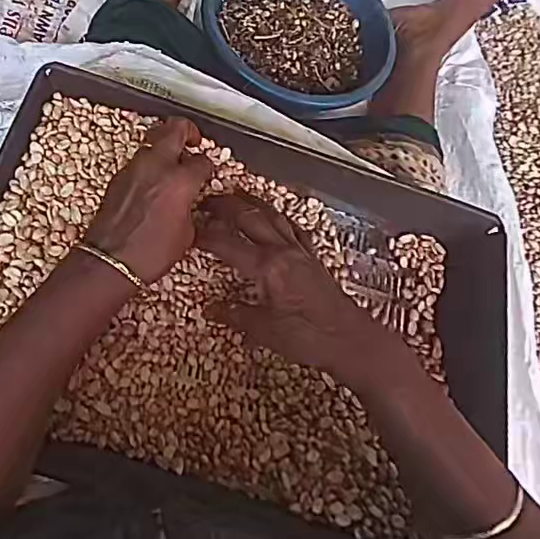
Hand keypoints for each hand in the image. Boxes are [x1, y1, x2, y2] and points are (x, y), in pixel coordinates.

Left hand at [83, 118, 214, 283]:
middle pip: (175, 128)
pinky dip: (148, 165)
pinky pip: (138, 161)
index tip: (207, 172)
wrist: (110, 262)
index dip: (208, 167)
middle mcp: (156, 167)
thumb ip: (192, 208)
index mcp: (180, 180)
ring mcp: (134, 169)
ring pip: (153, 141)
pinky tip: (153, 182)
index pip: (202, 161)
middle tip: (193, 140)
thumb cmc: (148, 253)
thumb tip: (191, 202)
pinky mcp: (118, 177)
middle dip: (188, 131)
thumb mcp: (186, 234)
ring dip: (165, 146)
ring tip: (172, 162)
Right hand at [196, 193, 410, 384]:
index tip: (187, 231)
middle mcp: (284, 251)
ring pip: (273, 216)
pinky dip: (279, 218)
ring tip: (235, 197)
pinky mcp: (313, 258)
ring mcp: (301, 252)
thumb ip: (236, 315)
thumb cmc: (310, 338)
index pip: (227, 244)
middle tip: (206, 202)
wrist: (351, 341)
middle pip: (250, 217)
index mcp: (268, 267)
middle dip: (225, 206)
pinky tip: (275, 218)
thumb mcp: (265, 331)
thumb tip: (211, 308)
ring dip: (252, 204)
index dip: (204, 236)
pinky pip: (293, 229)